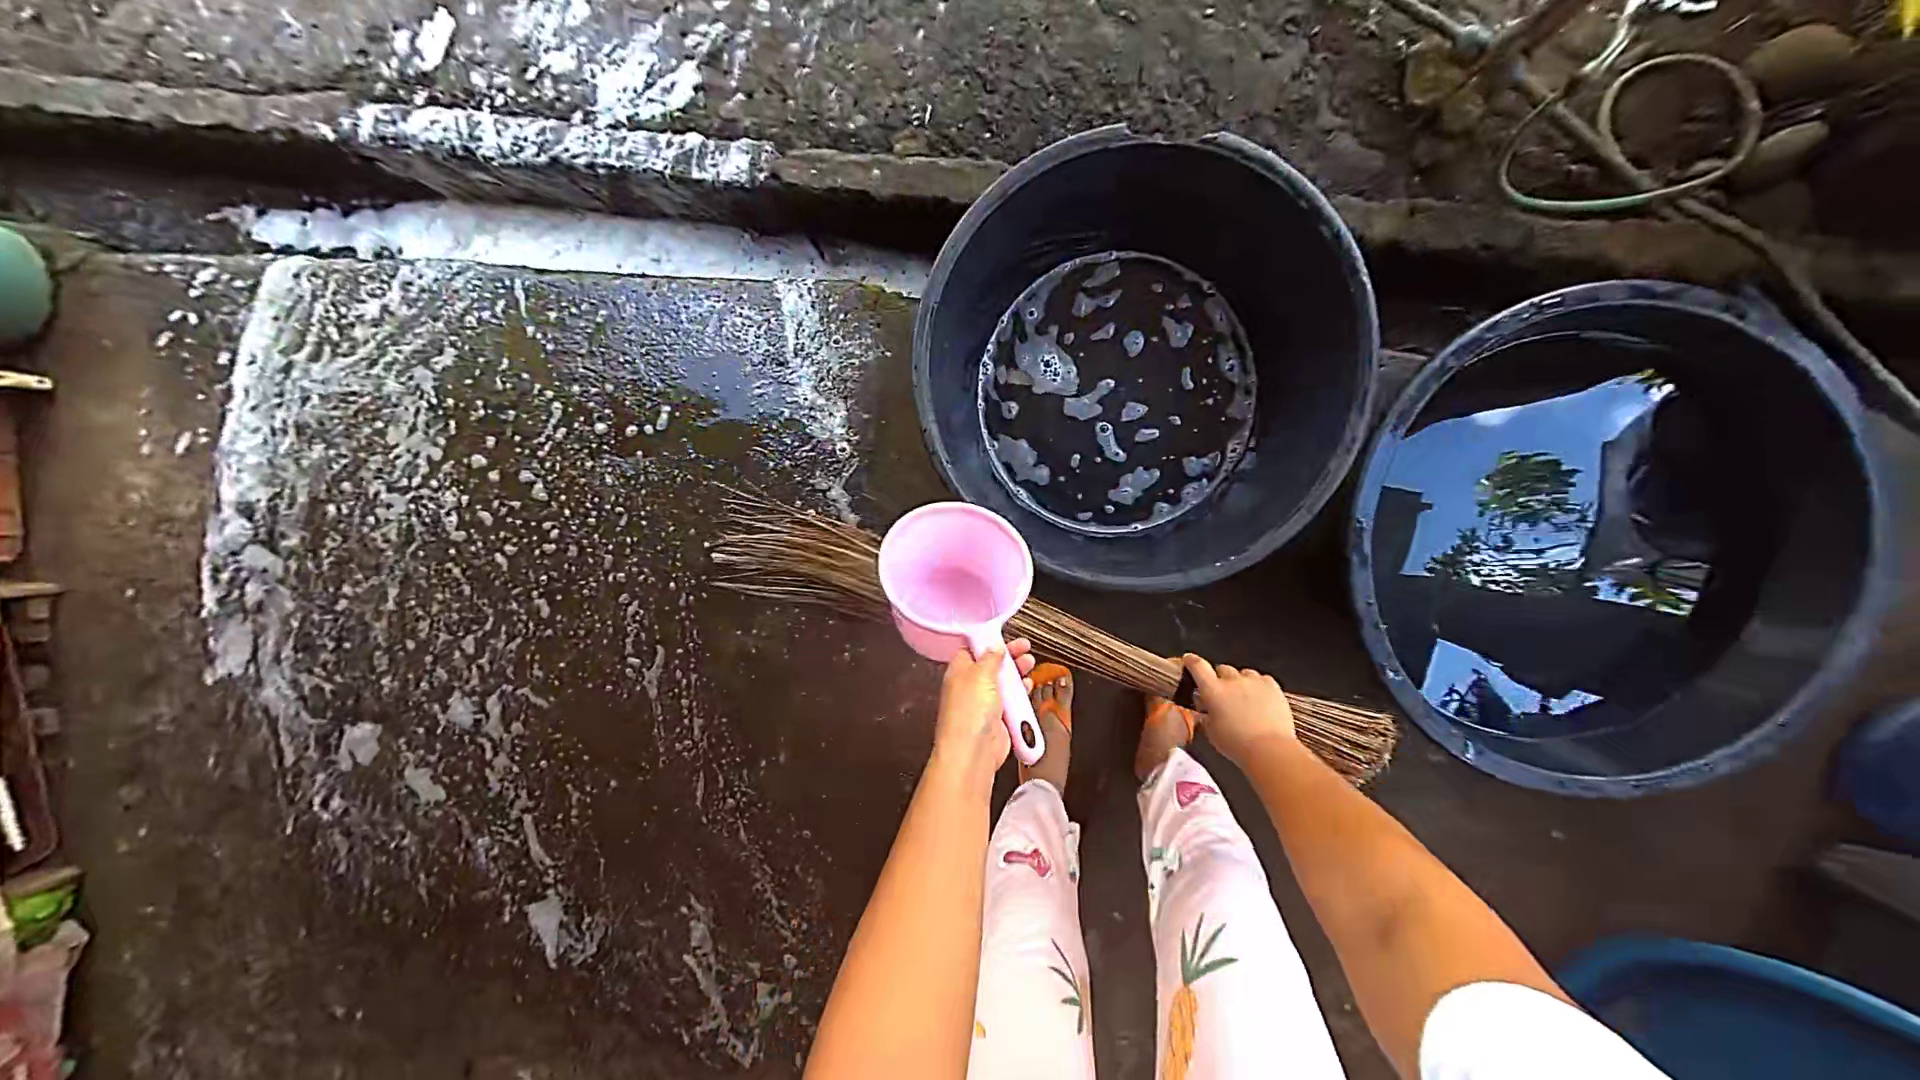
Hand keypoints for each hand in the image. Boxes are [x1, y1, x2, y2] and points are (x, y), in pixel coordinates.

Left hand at [932, 638, 1034, 783]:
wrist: (973, 750)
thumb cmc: (967, 714)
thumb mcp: (981, 673)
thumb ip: (990, 657)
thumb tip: (994, 647)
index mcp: (959, 671)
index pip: (973, 650)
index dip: (989, 642)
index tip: (1005, 637)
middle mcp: (969, 687)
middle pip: (991, 666)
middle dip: (1008, 657)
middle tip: (1024, 649)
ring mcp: (983, 704)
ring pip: (1003, 684)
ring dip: (1017, 675)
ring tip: (1029, 664)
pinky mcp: (997, 720)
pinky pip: (1011, 703)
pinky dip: (1020, 695)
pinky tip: (1027, 687)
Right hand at [1184, 653, 1297, 766]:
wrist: (1269, 749)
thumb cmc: (1236, 744)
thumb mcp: (1211, 732)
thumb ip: (1206, 715)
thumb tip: (1207, 709)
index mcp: (1213, 690)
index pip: (1198, 666)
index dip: (1192, 661)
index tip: (1189, 659)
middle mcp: (1232, 681)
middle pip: (1223, 669)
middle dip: (1221, 678)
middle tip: (1224, 694)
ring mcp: (1254, 681)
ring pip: (1244, 673)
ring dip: (1241, 681)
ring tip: (1245, 697)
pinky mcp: (1272, 686)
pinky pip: (1262, 679)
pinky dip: (1259, 686)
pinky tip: (1261, 698)